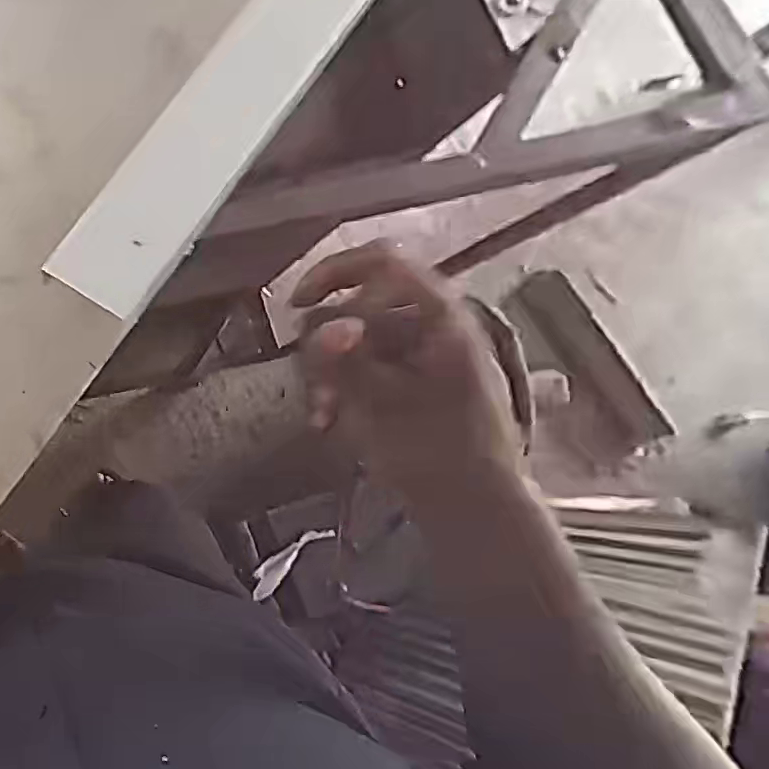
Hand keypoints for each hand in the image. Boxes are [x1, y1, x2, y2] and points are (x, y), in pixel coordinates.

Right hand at [290, 242, 518, 483]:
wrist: (471, 505)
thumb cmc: (440, 455)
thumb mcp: (386, 407)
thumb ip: (350, 362)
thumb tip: (325, 328)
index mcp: (439, 317)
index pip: (382, 263)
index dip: (333, 272)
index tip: (297, 303)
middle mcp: (425, 324)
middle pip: (354, 304)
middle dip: (324, 344)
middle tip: (317, 385)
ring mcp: (412, 350)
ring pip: (347, 337)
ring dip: (325, 371)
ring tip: (324, 411)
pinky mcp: (400, 376)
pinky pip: (354, 364)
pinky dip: (335, 386)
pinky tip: (327, 418)